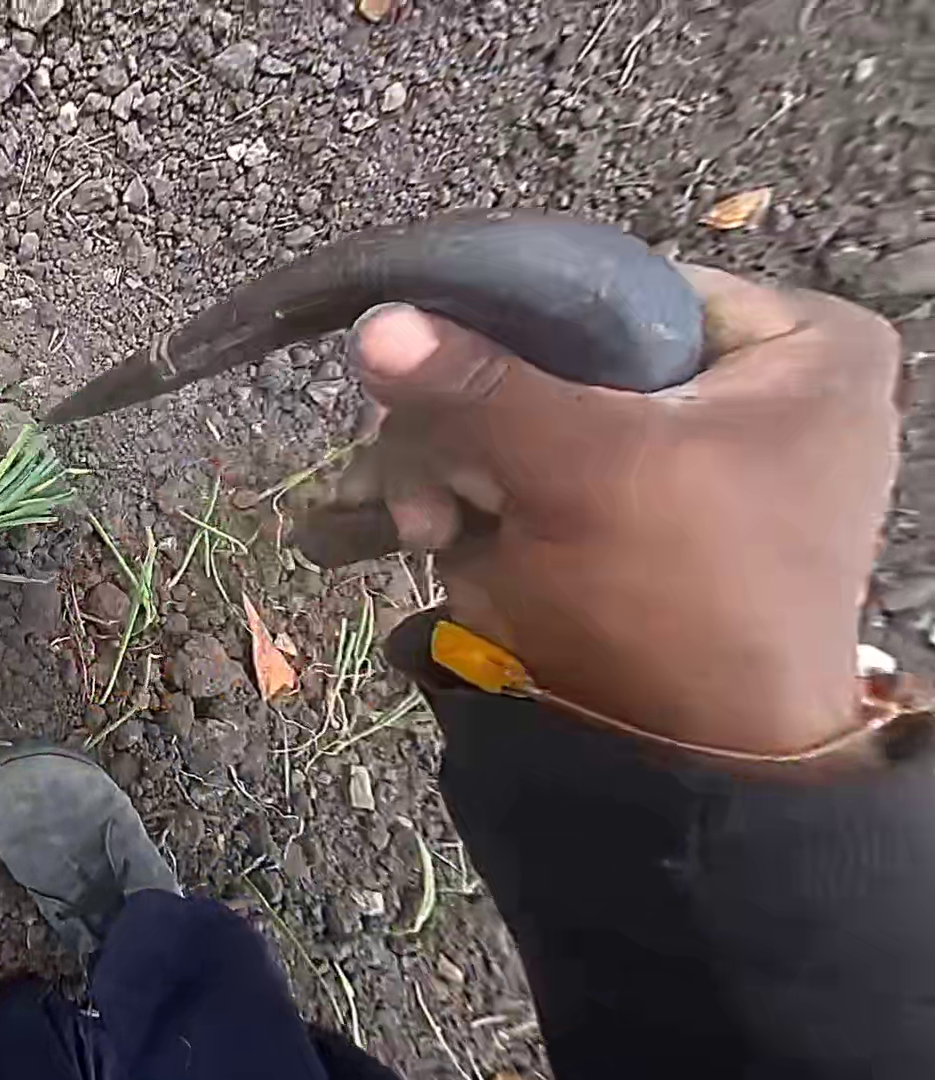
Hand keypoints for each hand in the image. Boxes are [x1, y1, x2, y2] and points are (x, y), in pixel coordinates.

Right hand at [351, 268, 901, 755]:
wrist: (641, 731)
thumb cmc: (668, 593)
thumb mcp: (586, 474)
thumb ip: (481, 389)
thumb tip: (376, 324)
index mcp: (765, 349)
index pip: (602, 289)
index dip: (507, 325)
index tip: (439, 369)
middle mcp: (675, 387)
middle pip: (509, 360)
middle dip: (453, 432)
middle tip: (447, 492)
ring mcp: (592, 444)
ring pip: (462, 414)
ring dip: (423, 472)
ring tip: (423, 529)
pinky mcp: (530, 490)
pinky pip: (446, 460)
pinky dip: (416, 492)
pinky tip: (408, 529)